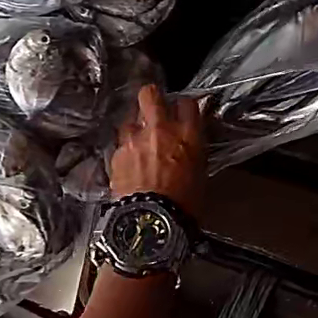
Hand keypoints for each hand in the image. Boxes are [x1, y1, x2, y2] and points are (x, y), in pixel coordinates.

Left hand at [109, 84, 205, 219]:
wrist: (152, 222)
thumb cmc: (184, 204)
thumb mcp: (200, 173)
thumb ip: (193, 150)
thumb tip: (189, 143)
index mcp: (187, 134)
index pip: (187, 103)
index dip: (184, 106)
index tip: (182, 112)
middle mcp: (159, 130)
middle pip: (150, 94)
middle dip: (151, 97)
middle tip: (153, 107)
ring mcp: (134, 140)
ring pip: (130, 119)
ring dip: (134, 127)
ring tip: (137, 141)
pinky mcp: (117, 154)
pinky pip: (120, 144)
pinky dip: (124, 150)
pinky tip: (128, 163)